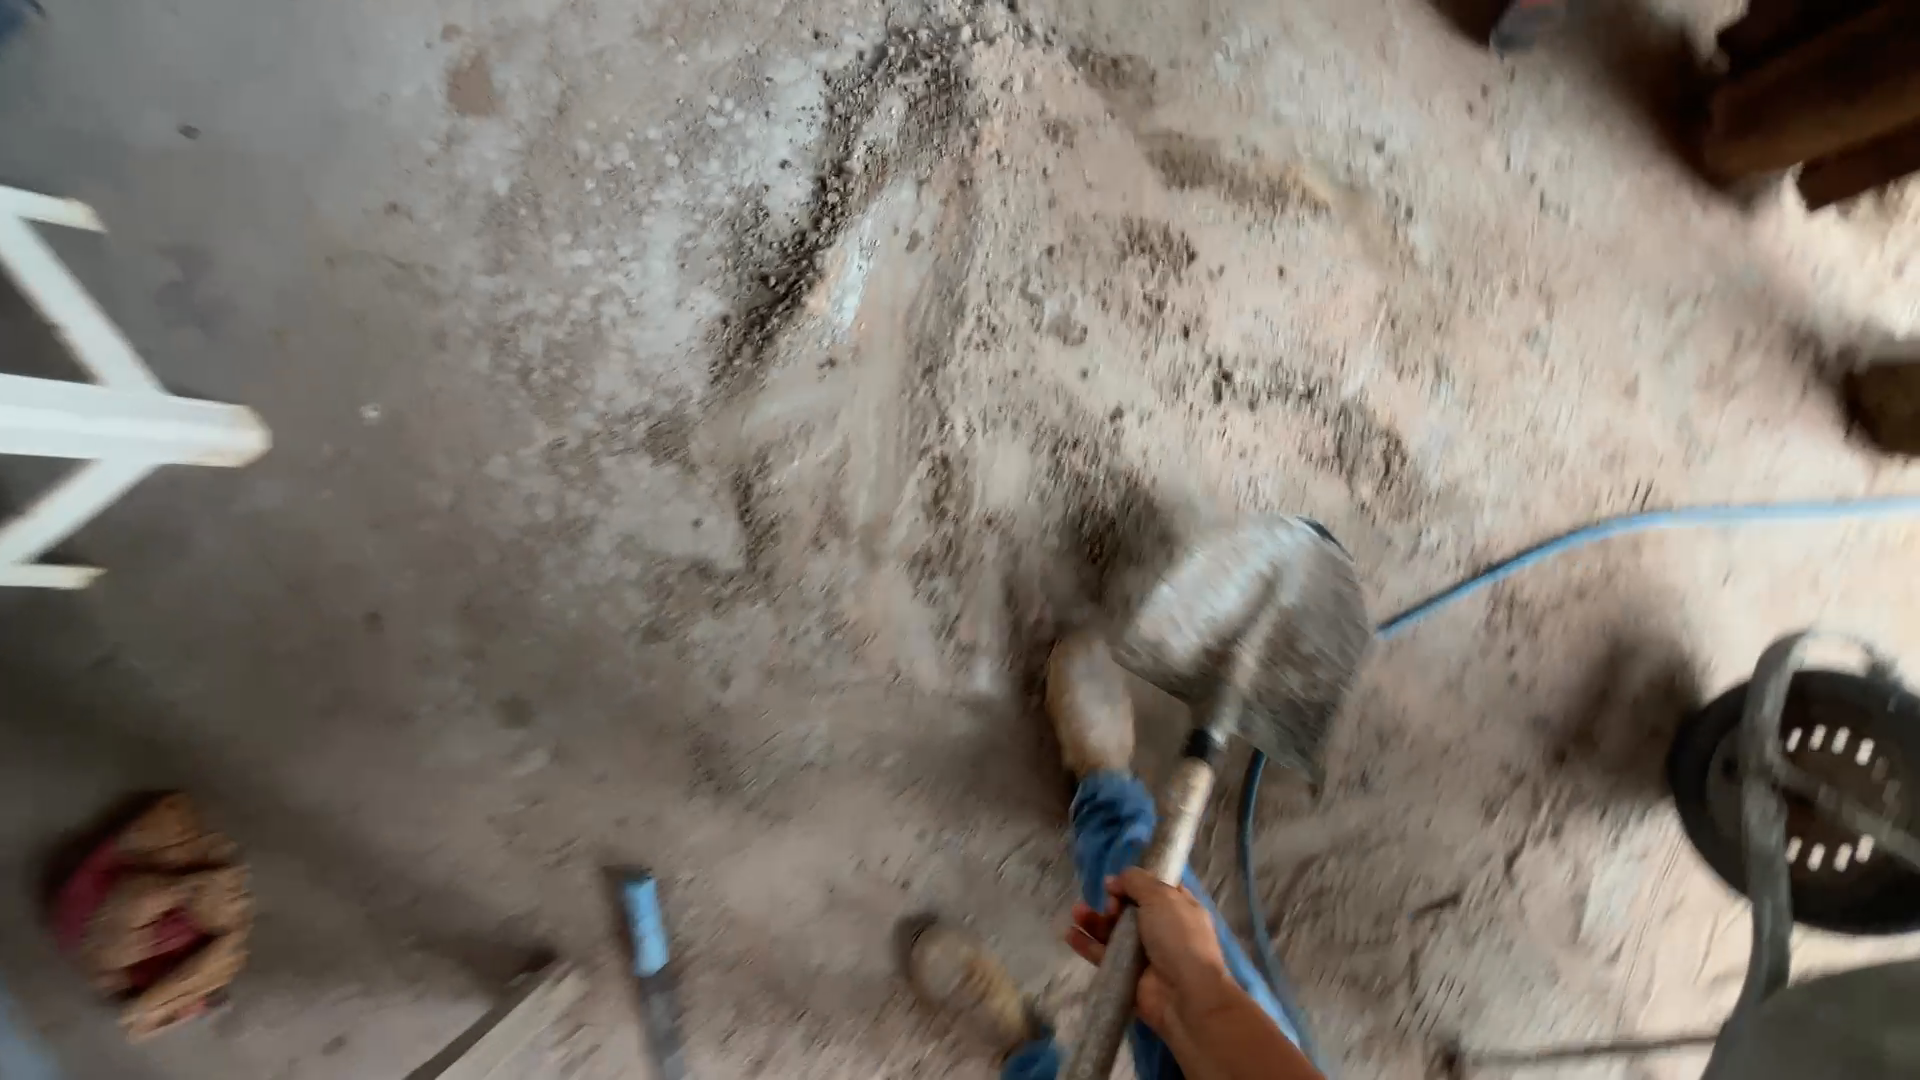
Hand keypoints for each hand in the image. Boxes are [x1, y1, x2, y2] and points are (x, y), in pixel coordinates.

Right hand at [1065, 867, 1234, 1036]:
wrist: (1186, 996)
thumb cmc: (1178, 938)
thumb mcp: (1161, 896)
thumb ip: (1135, 881)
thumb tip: (1114, 881)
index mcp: (1179, 908)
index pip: (1155, 889)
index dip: (1135, 882)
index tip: (1118, 881)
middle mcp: (1162, 929)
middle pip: (1129, 909)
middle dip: (1114, 902)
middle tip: (1111, 906)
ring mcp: (1144, 953)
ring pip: (1113, 931)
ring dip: (1094, 920)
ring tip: (1077, 911)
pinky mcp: (1127, 974)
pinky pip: (1103, 955)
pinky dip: (1086, 944)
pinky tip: (1070, 933)